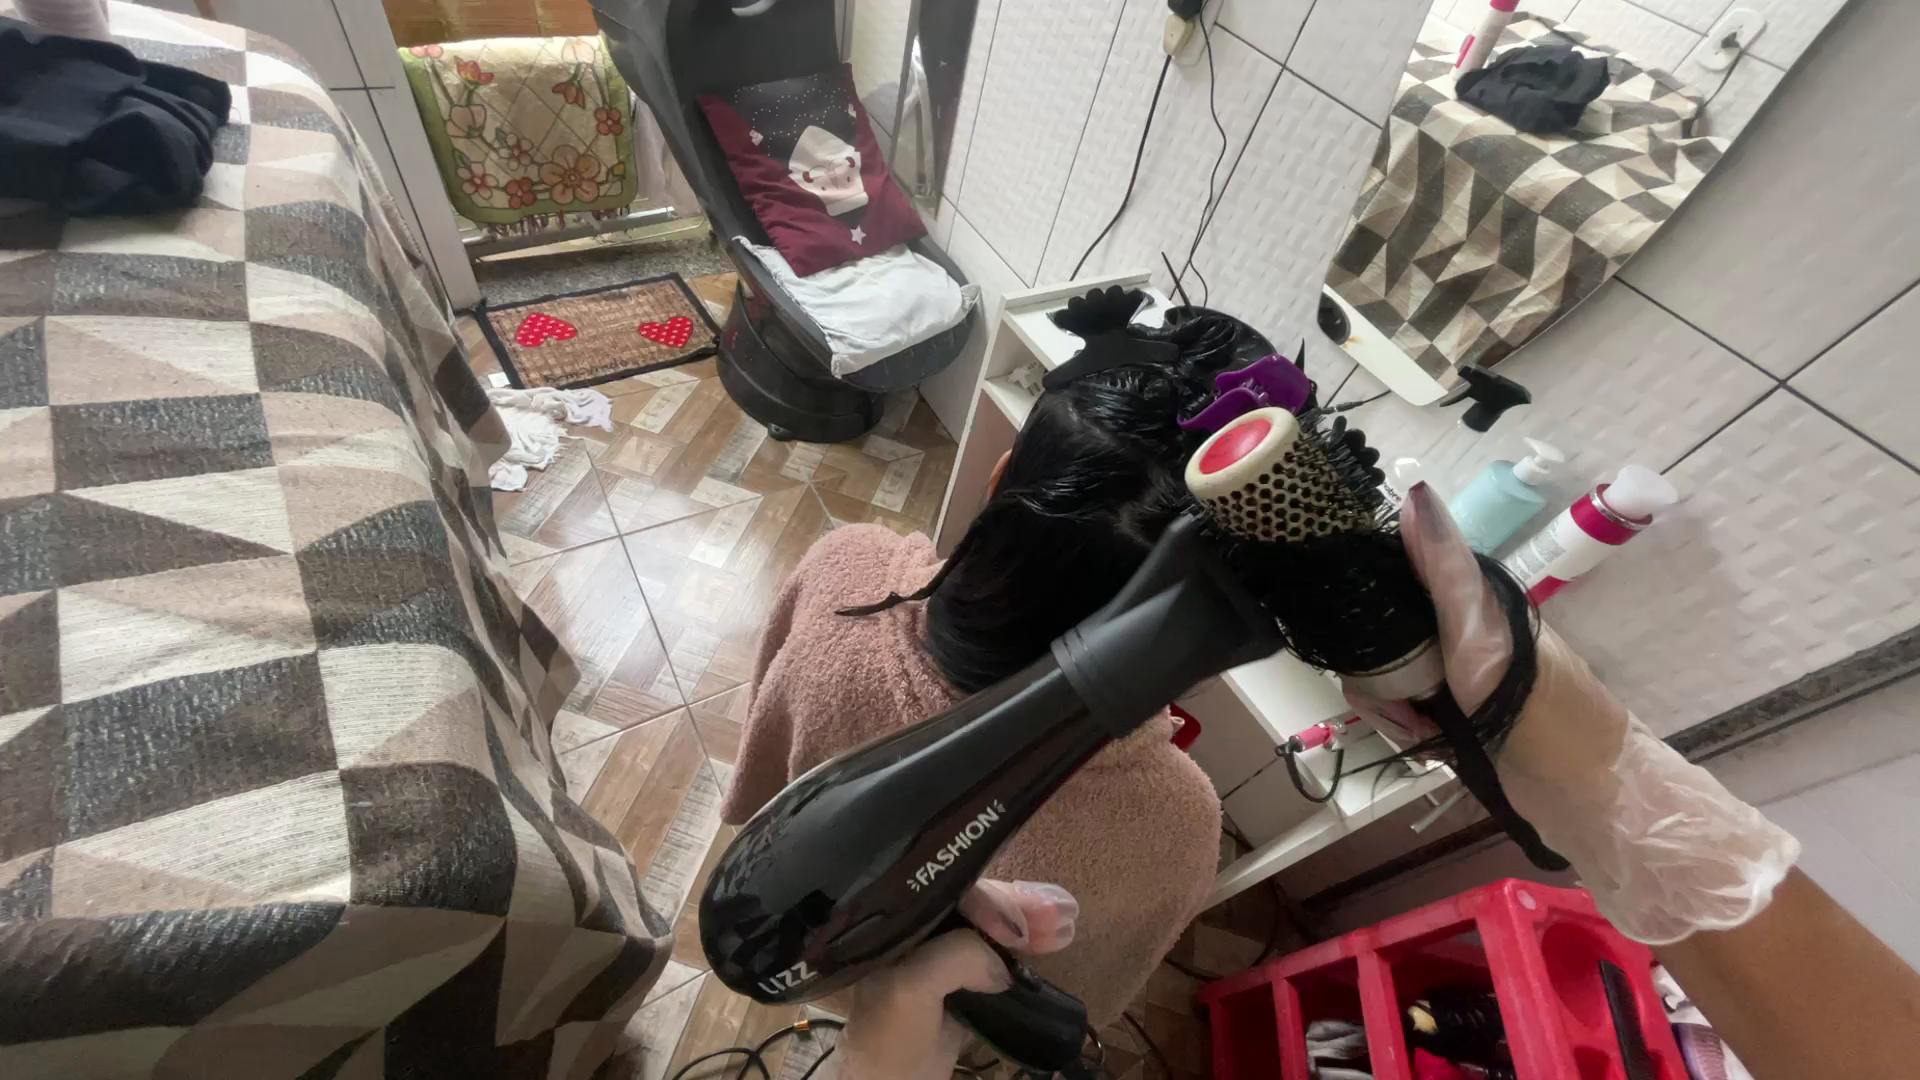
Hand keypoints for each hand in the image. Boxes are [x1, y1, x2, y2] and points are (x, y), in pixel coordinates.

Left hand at [830, 880, 1077, 1079]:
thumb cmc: (885, 1040)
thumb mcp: (910, 989)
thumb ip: (954, 957)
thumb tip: (1002, 963)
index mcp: (903, 921)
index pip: (953, 893)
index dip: (991, 903)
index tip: (1019, 930)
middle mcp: (923, 931)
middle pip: (979, 905)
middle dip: (1022, 906)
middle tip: (1063, 911)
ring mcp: (943, 959)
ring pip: (994, 928)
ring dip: (1032, 922)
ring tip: (1068, 920)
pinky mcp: (961, 987)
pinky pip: (999, 956)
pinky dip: (1027, 948)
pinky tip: (1053, 940)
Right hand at [1342, 483, 1797, 944]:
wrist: (1585, 798)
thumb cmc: (1534, 707)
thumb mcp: (1480, 634)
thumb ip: (1444, 569)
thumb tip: (1414, 491)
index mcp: (1467, 599)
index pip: (1391, 574)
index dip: (1364, 593)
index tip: (1355, 625)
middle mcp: (1452, 629)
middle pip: (1377, 631)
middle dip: (1375, 670)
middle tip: (1399, 701)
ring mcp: (1448, 672)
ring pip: (1380, 672)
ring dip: (1387, 704)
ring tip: (1419, 730)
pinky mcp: (1445, 709)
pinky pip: (1395, 705)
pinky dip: (1401, 725)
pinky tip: (1423, 741)